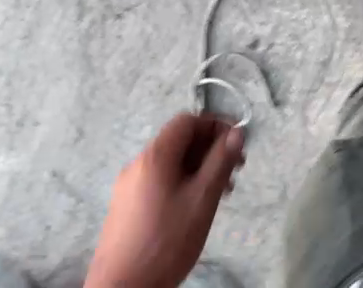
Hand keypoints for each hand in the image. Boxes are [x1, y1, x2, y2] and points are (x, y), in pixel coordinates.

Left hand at [84, 114, 245, 287]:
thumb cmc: (166, 241)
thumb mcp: (202, 199)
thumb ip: (221, 161)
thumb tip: (237, 133)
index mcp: (155, 156)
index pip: (188, 121)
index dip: (215, 125)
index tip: (237, 144)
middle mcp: (137, 164)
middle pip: (179, 141)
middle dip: (210, 149)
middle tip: (235, 171)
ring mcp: (128, 187)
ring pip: (170, 164)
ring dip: (198, 168)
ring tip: (219, 193)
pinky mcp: (125, 207)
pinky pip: (159, 181)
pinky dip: (181, 183)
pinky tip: (194, 207)